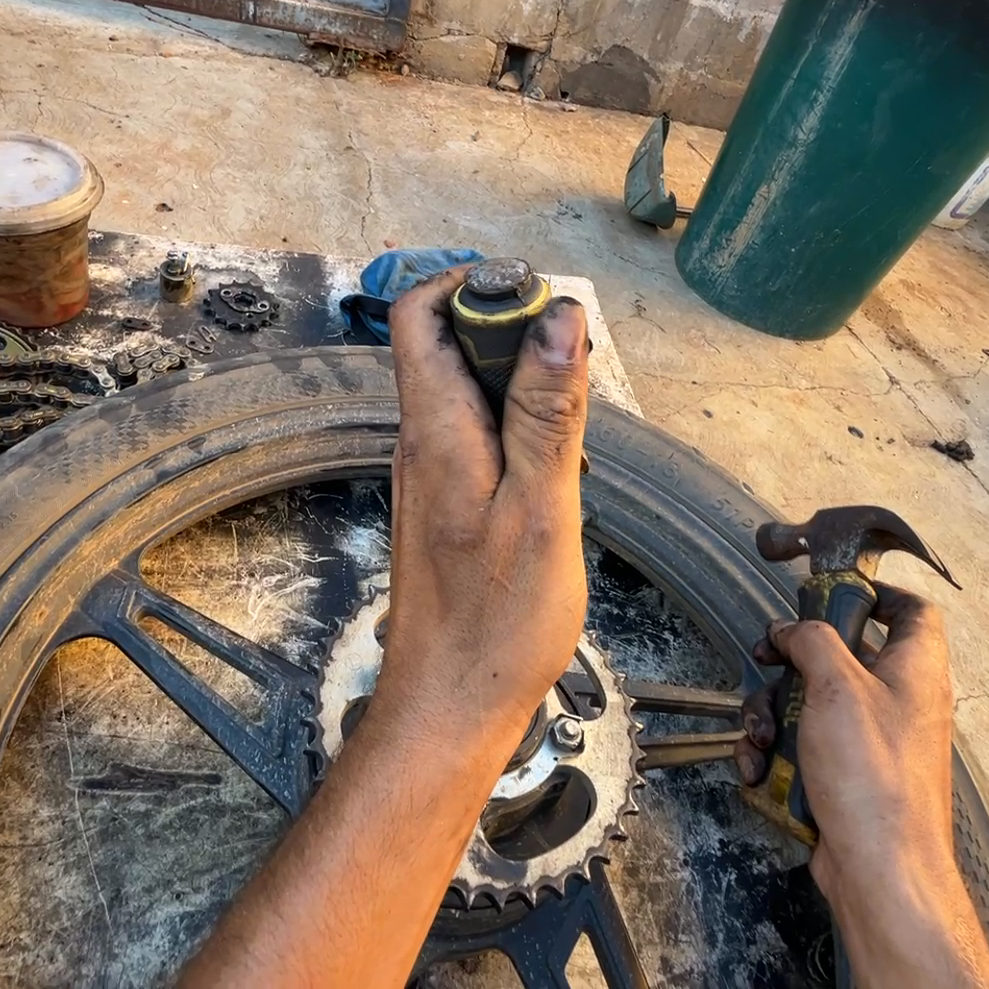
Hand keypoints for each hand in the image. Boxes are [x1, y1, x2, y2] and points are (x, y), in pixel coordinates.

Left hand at [378, 267, 591, 749]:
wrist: (452, 702)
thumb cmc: (497, 622)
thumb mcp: (541, 508)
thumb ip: (546, 412)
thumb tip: (557, 319)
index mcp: (434, 431)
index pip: (418, 316)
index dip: (468, 285)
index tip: (532, 297)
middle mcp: (419, 443)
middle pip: (442, 345)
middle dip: (505, 330)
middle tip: (569, 360)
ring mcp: (429, 473)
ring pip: (463, 390)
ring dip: (515, 381)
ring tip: (570, 414)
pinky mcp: (444, 503)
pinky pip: (473, 435)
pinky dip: (511, 425)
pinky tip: (551, 463)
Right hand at [736, 585, 988, 987]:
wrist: (877, 868)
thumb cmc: (871, 774)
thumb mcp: (837, 685)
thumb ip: (813, 640)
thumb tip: (789, 629)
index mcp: (914, 670)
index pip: (912, 610)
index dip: (874, 593)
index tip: (827, 594)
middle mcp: (896, 700)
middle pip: (839, 653)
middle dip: (791, 660)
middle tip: (766, 658)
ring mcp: (868, 738)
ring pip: (808, 697)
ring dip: (770, 711)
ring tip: (761, 736)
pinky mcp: (843, 771)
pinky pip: (801, 740)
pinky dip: (774, 748)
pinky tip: (759, 764)